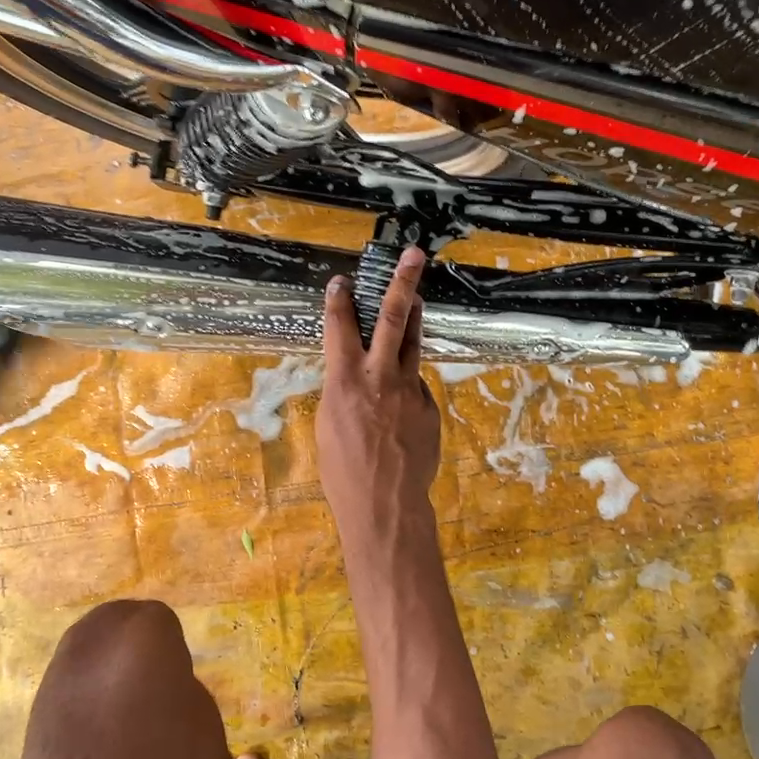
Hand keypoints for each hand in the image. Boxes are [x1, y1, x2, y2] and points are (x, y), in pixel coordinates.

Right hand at [317, 247, 442, 549]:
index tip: (343, 280)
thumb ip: (343, 390)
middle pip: (394, 319)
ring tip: (416, 297)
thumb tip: (354, 374)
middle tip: (414, 254)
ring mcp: (410, 390)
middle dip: (403, 283)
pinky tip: (399, 407)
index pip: (340, 328)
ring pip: (414, 343)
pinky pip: (416, 386)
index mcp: (345, 382)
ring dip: (415, 317)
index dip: (340, 301)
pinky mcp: (429, 406)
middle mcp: (380, 377)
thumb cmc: (343, 471)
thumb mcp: (328, 424)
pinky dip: (407, 385)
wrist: (386, 504)